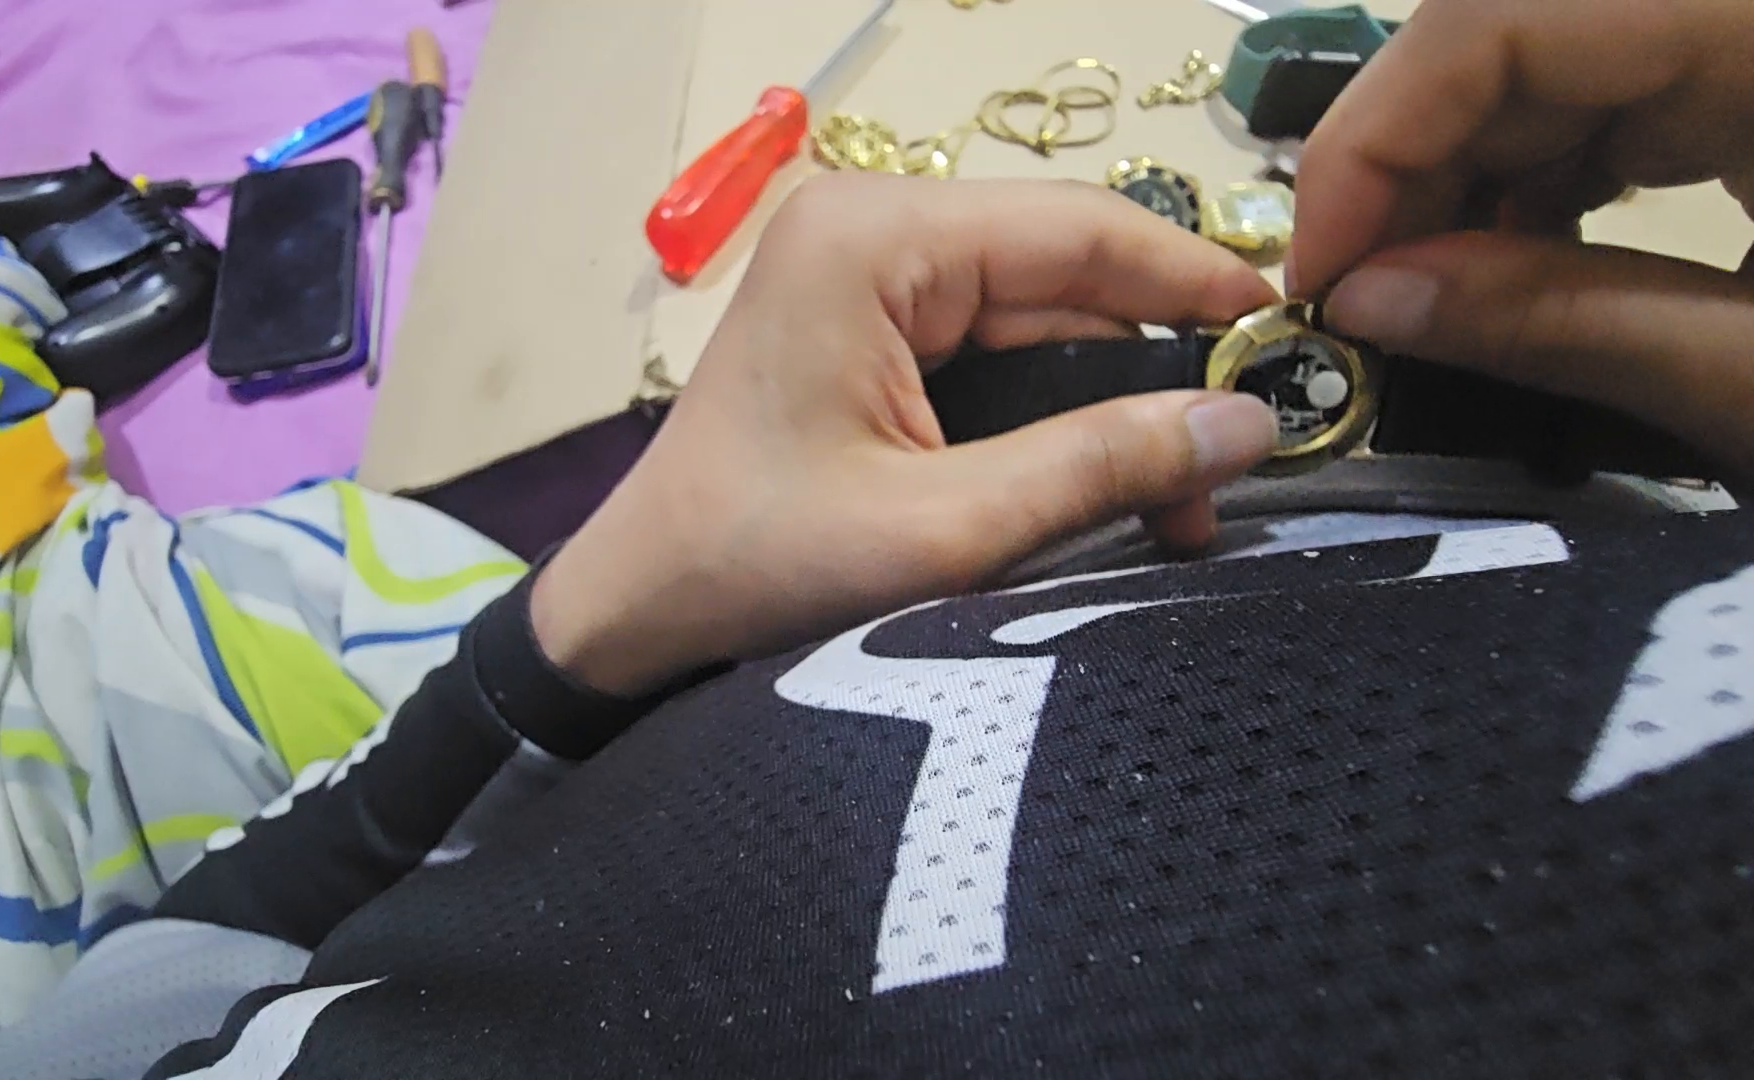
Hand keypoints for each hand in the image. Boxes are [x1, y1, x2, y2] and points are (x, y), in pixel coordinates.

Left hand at [532, 173, 1279, 694]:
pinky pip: (975, 358)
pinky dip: (1034, 418)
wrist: (644, 601)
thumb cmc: (761, 561)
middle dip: (1139, 373)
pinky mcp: (852, 336)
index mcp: (870, 240)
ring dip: (1091, 409)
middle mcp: (862, 235)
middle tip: (1216, 472)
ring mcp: (854, 284)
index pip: (1073, 232)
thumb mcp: (942, 526)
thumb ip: (1096, 466)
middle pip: (1051, 279)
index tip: (1282, 334)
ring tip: (1161, 499)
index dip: (1189, 279)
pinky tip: (1081, 479)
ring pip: (1021, 325)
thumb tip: (1242, 424)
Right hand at [1290, 0, 1753, 473]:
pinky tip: (1531, 243)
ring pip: (1558, 36)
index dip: (1369, 143)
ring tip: (1440, 284)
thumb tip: (1367, 305)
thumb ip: (1556, 325)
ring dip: (1466, 168)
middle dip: (1405, 166)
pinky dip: (1547, 158)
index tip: (1319, 275)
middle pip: (1518, 15)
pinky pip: (1629, 62)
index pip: (1504, 10)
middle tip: (1366, 294)